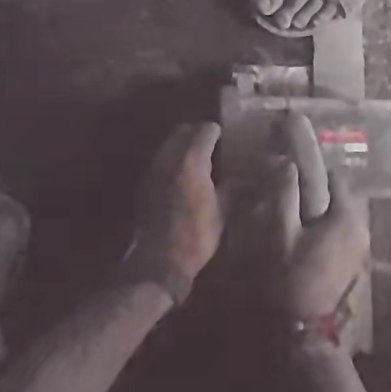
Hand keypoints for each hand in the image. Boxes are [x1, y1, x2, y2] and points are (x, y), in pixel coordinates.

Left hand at [128, 121, 224, 301]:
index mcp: (191, 161)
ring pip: (168, 144)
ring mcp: (152, 169)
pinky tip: (182, 178)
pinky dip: (171, 162)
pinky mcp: (143, 183)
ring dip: (182, 147)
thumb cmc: (196, 236)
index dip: (216, 132)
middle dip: (197, 134)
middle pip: (182, 131)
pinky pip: (159, 160)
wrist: (158, 261)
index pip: (204, 130)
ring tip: (198, 162)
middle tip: (212, 147)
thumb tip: (248, 180)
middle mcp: (168, 158)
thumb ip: (234, 190)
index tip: (225, 139)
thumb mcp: (222, 213)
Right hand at [265, 114, 367, 332]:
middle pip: (334, 185)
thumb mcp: (279, 234)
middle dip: (310, 168)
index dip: (305, 145)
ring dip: (313, 188)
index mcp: (344, 217)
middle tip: (283, 150)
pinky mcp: (346, 255)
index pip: (326, 171)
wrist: (300, 330)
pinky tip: (296, 208)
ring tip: (286, 177)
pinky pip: (333, 218)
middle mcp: (358, 226)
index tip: (292, 120)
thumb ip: (284, 195)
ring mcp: (355, 243)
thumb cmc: (287, 280)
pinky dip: (316, 207)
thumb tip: (288, 164)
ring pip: (333, 202)